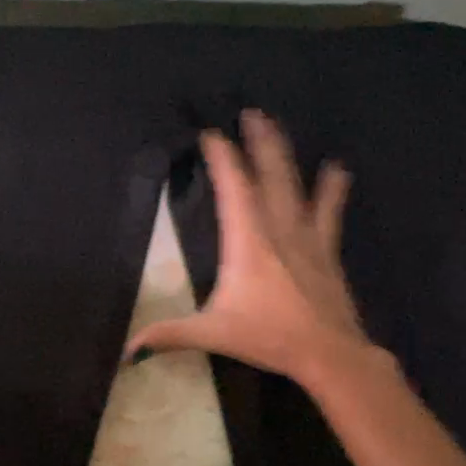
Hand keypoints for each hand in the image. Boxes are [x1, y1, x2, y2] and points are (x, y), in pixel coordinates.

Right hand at [127, 110, 371, 380]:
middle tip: (251, 113)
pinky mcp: (326, 249)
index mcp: (247, 241)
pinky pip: (329, 211)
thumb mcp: (213, 333)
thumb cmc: (268, 336)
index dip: (222, 158)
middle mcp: (277, 228)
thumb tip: (127, 349)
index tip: (211, 133)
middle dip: (258, 142)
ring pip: (295, 184)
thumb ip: (169, 334)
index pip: (232, 189)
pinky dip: (332, 189)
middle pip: (268, 175)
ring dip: (285, 154)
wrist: (330, 353)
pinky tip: (338, 168)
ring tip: (278, 126)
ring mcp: (306, 236)